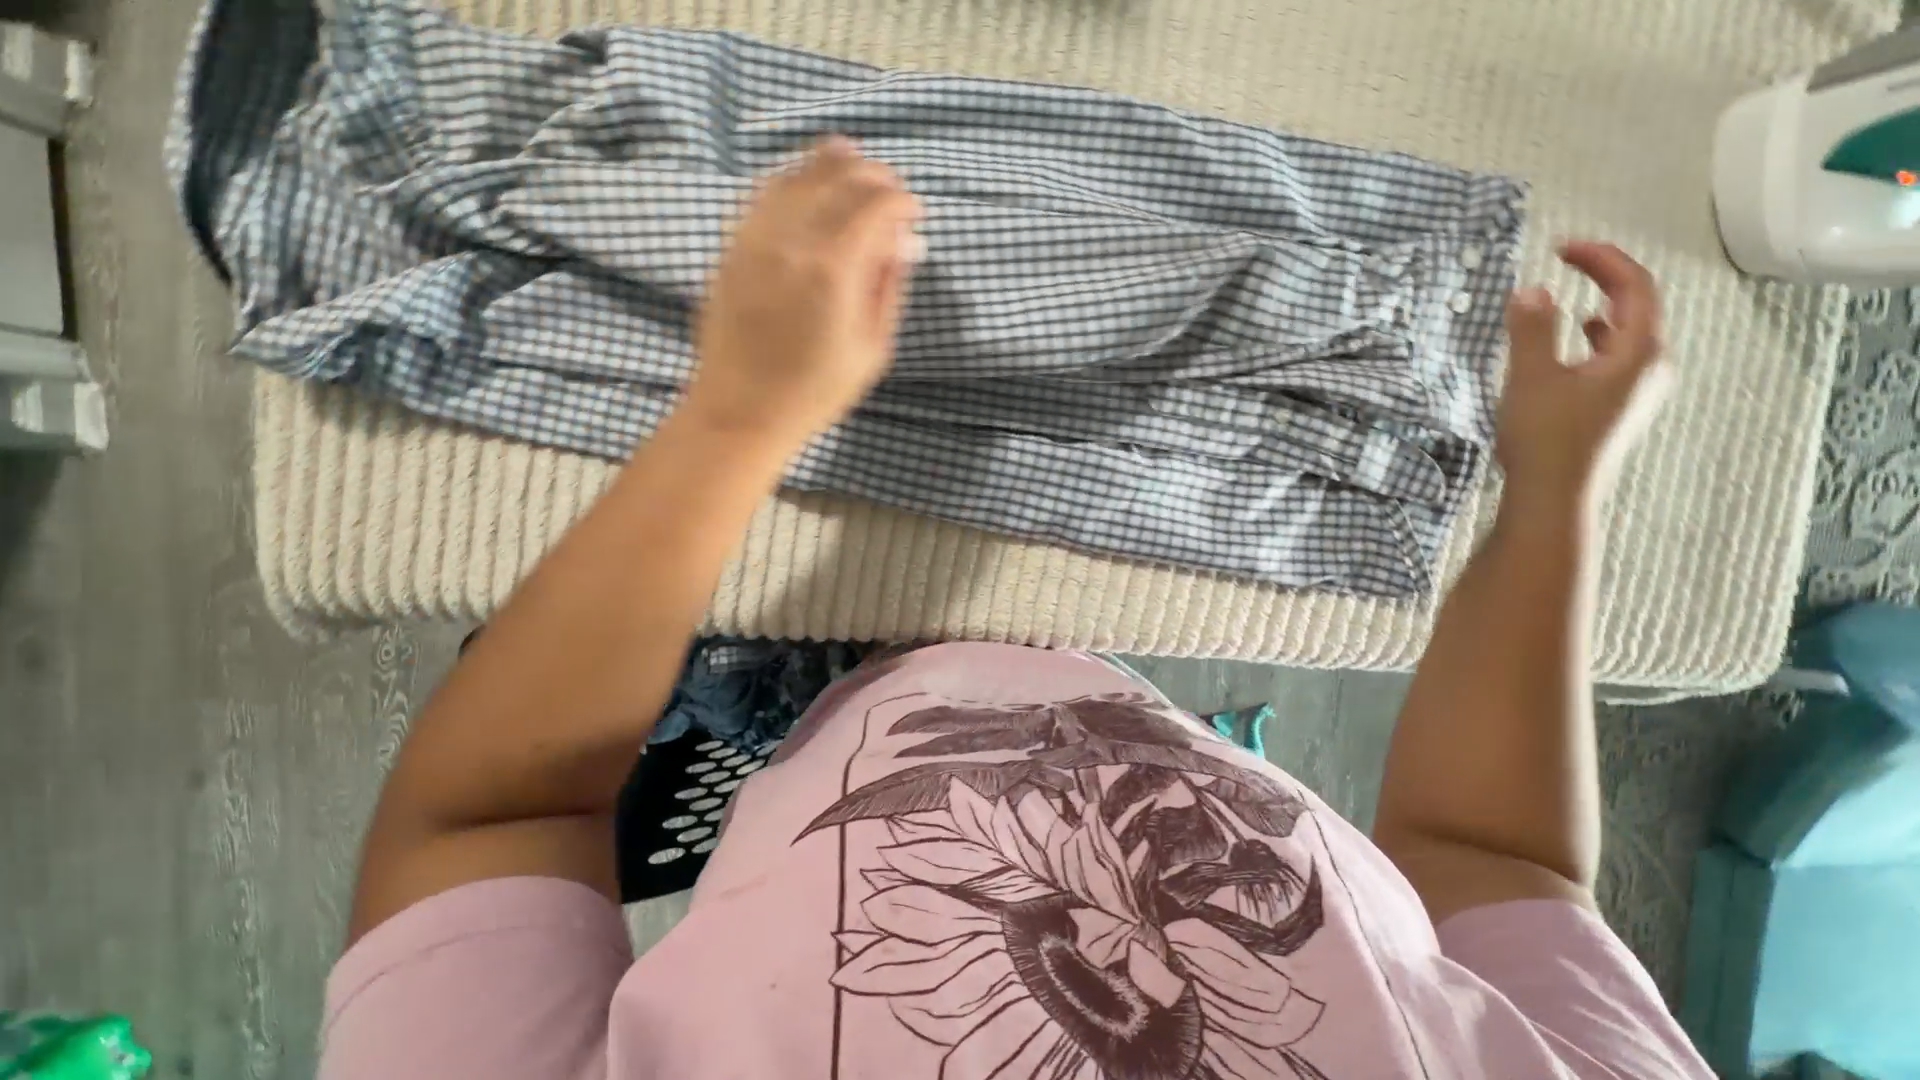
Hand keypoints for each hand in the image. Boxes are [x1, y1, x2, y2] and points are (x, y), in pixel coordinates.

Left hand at [684, 137, 922, 448]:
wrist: (740, 410)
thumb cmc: (814, 391)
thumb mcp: (871, 349)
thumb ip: (889, 287)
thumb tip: (906, 241)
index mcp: (834, 270)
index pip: (876, 204)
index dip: (903, 200)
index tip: (915, 214)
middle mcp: (792, 241)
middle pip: (840, 176)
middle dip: (875, 176)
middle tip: (891, 195)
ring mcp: (756, 239)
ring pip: (798, 172)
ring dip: (833, 166)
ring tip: (855, 174)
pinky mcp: (733, 246)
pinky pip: (764, 192)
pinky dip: (793, 179)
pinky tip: (809, 189)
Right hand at [1495, 241, 1671, 516]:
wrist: (1553, 499)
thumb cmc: (1545, 438)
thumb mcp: (1531, 377)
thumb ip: (1533, 328)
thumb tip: (1532, 290)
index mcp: (1639, 353)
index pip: (1634, 286)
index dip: (1601, 259)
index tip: (1562, 247)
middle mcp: (1650, 369)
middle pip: (1638, 307)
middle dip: (1603, 279)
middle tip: (1565, 263)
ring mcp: (1638, 393)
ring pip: (1628, 335)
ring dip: (1601, 309)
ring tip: (1573, 298)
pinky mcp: (1619, 411)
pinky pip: (1616, 360)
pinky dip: (1596, 340)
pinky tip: (1577, 345)